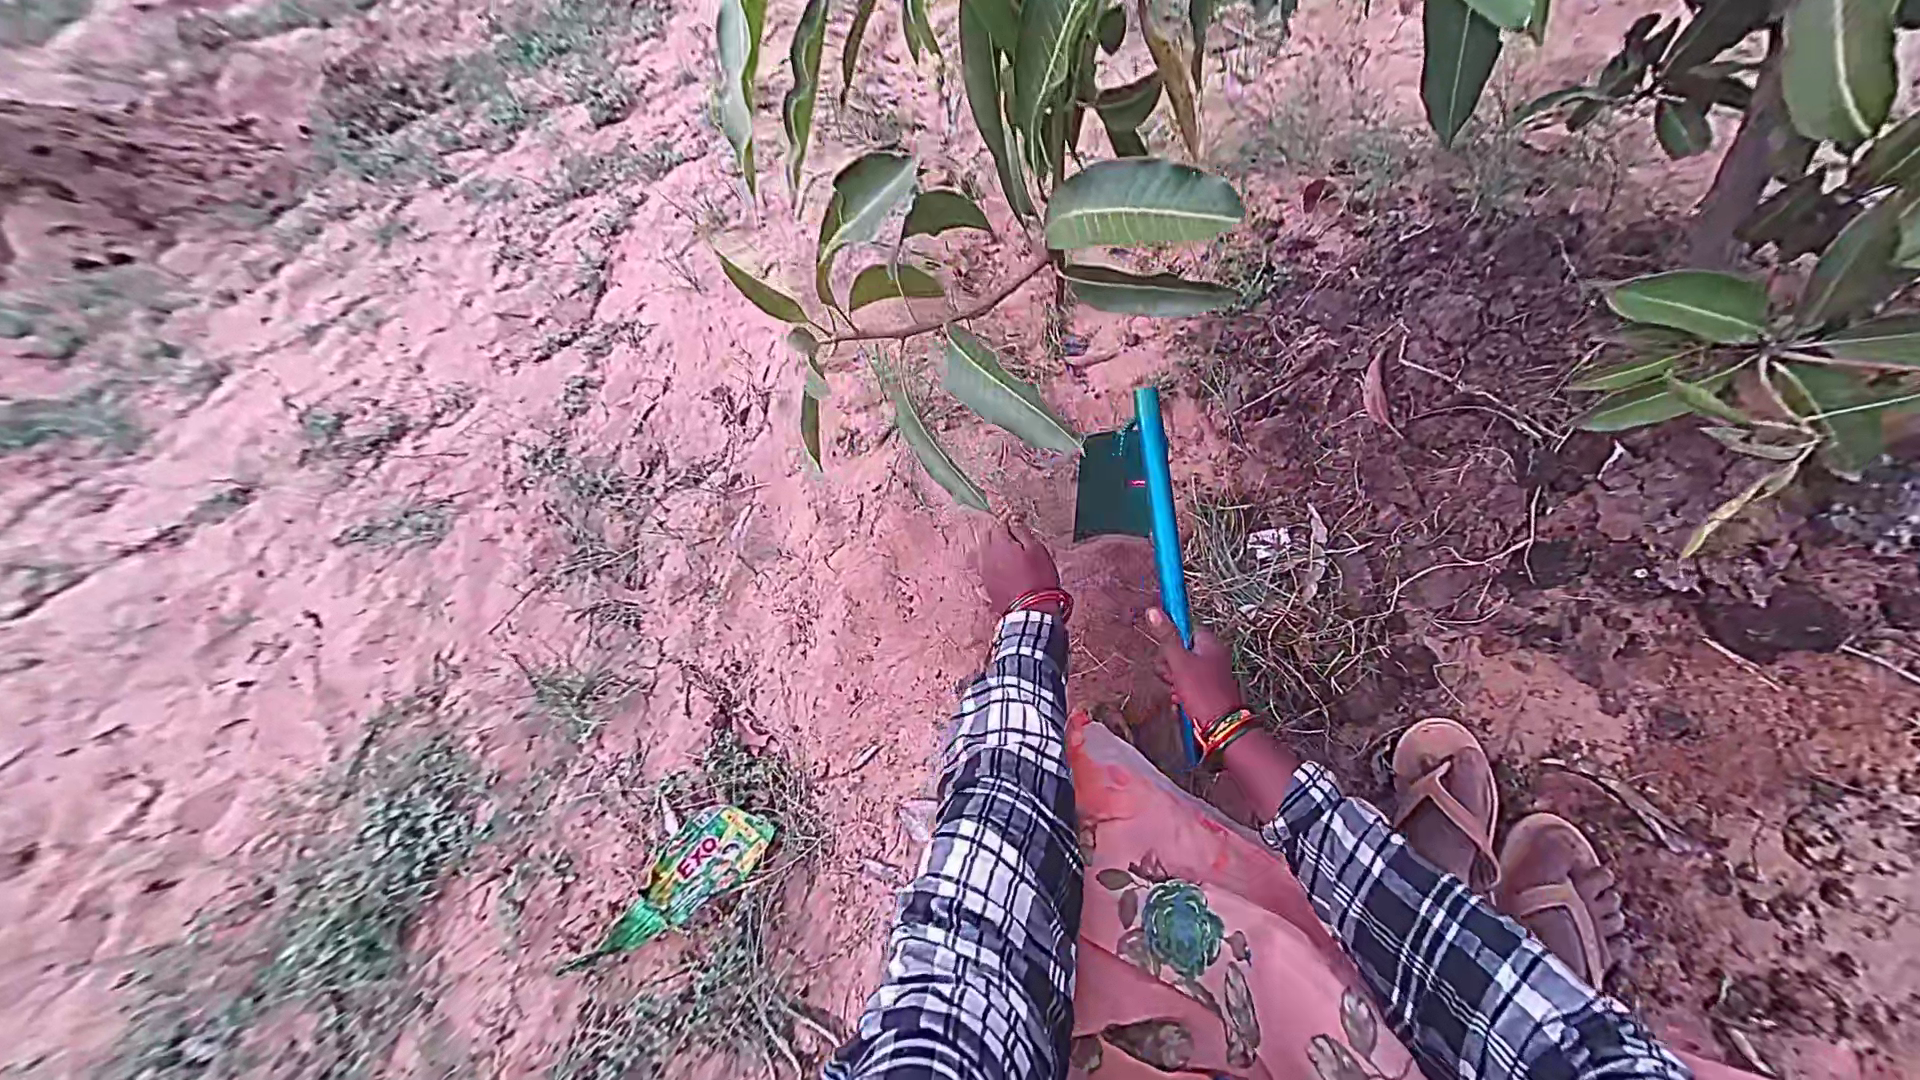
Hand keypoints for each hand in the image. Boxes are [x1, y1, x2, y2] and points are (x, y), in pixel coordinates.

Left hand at [975, 515, 1061, 614]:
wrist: (1031, 611)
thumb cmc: (1037, 579)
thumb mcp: (1037, 550)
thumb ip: (1022, 533)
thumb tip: (1013, 524)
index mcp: (999, 543)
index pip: (999, 526)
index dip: (1010, 526)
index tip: (1019, 529)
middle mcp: (986, 555)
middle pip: (987, 537)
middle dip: (998, 535)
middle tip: (1014, 540)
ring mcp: (984, 571)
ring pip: (984, 552)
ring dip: (994, 550)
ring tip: (1009, 555)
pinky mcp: (986, 585)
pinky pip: (986, 567)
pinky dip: (993, 564)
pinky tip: (1005, 569)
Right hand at [1142, 607, 1244, 727]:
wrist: (1222, 728)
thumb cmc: (1202, 691)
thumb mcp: (1180, 661)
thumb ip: (1166, 636)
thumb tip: (1153, 610)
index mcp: (1209, 644)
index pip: (1186, 628)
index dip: (1172, 638)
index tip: (1167, 650)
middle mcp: (1212, 656)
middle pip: (1180, 649)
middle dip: (1169, 663)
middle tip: (1172, 674)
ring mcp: (1209, 674)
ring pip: (1180, 668)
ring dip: (1172, 678)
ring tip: (1176, 689)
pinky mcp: (1205, 690)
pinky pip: (1185, 683)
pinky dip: (1179, 690)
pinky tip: (1179, 699)